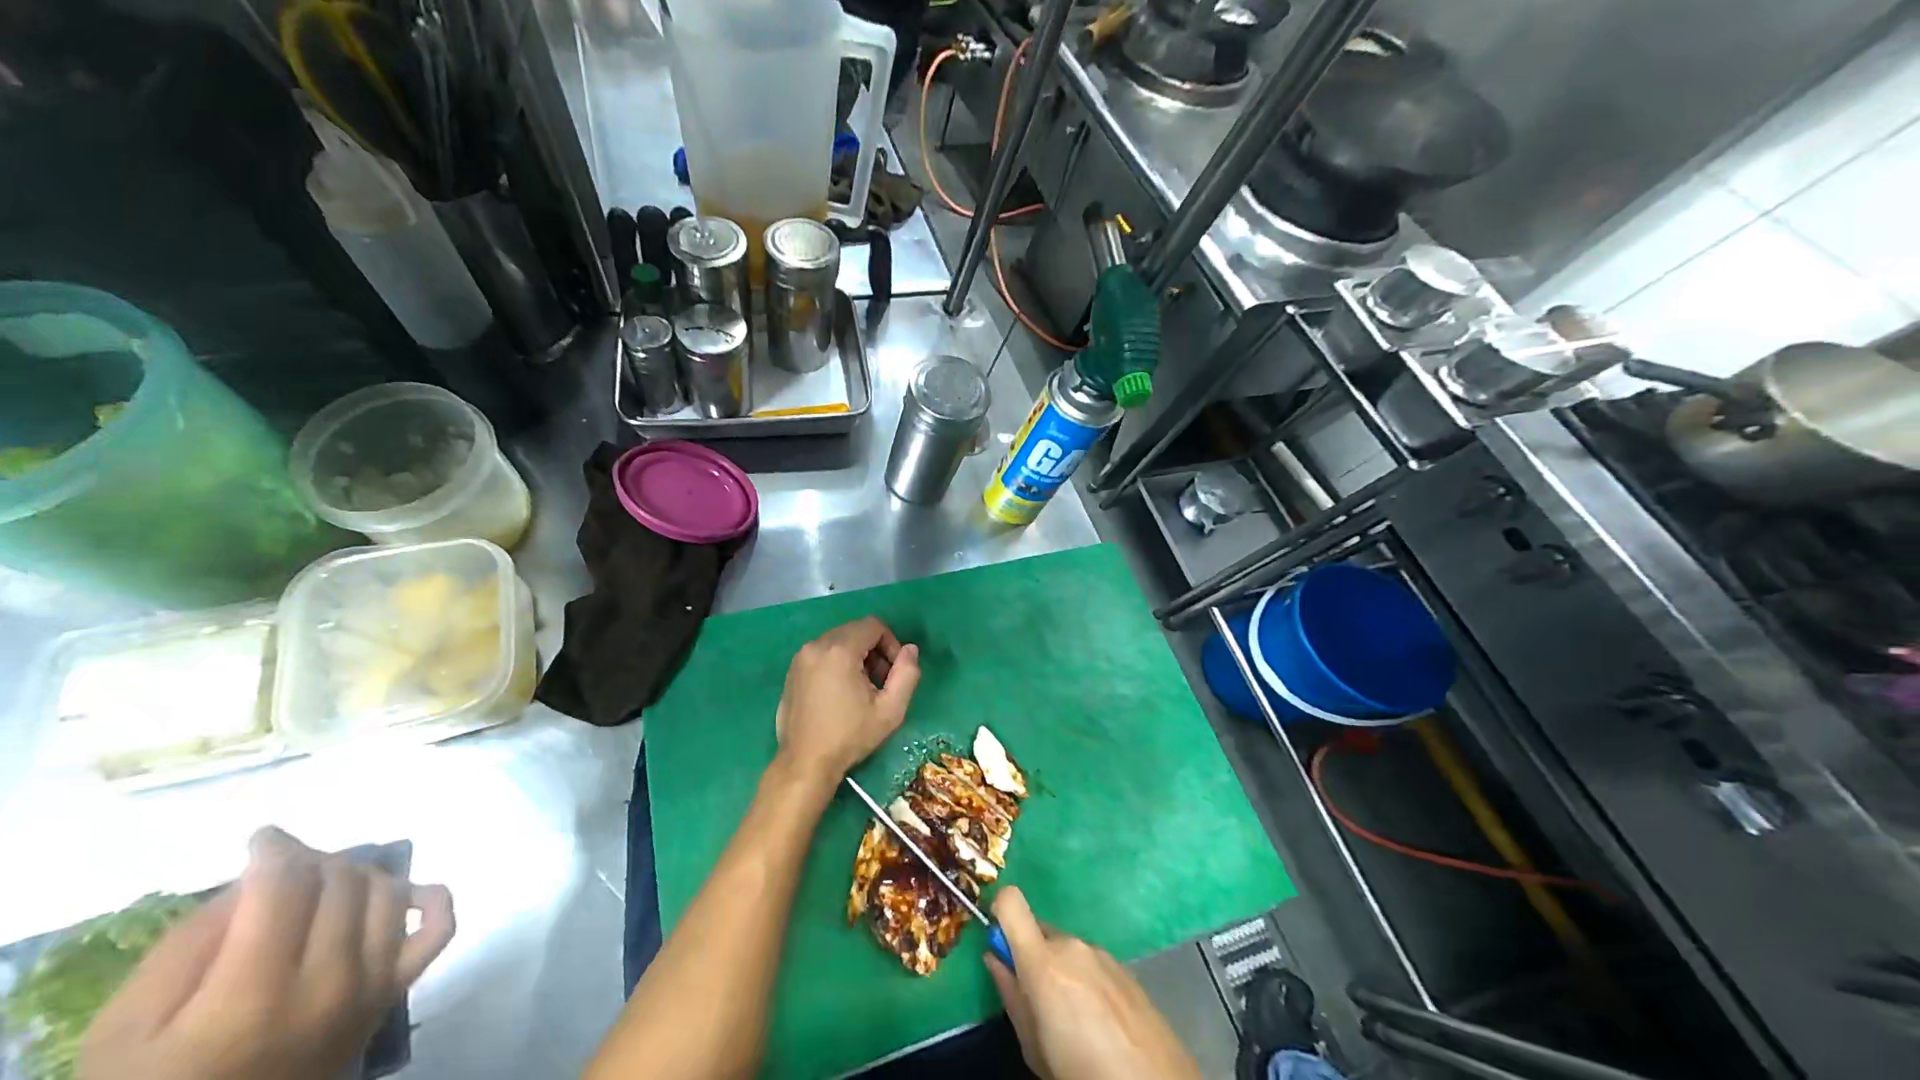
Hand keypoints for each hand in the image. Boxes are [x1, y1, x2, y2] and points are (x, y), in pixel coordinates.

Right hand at [78, 827, 455, 1079]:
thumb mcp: (126, 1028)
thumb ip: (189, 944)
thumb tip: (254, 880)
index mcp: (251, 992)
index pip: (286, 886)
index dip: (276, 850)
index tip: (263, 840)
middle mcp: (328, 981)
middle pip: (340, 883)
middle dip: (312, 860)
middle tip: (283, 865)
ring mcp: (373, 987)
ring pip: (389, 893)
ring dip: (360, 874)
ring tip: (322, 882)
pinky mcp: (394, 995)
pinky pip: (439, 929)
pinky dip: (429, 899)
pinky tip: (402, 892)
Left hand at [774, 616, 920, 784]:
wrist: (805, 763)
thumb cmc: (850, 736)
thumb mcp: (890, 709)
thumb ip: (907, 674)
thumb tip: (910, 650)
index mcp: (839, 650)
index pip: (873, 625)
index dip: (891, 643)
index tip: (894, 672)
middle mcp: (816, 646)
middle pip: (855, 631)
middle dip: (874, 650)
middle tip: (881, 682)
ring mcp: (800, 658)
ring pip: (838, 641)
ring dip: (856, 657)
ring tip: (862, 690)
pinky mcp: (792, 671)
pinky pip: (822, 654)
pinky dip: (837, 663)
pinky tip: (840, 694)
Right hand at [985, 887, 1201, 1079]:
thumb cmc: (1081, 1072)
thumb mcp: (1033, 1046)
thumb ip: (1011, 995)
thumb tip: (995, 959)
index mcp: (1043, 961)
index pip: (1011, 902)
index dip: (999, 911)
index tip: (998, 941)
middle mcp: (1072, 945)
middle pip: (1039, 932)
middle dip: (1032, 956)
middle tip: (1038, 1001)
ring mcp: (1102, 954)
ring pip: (1066, 949)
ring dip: (1061, 970)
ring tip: (1074, 1019)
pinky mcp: (1126, 968)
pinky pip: (1091, 963)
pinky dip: (1086, 980)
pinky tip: (1100, 1022)